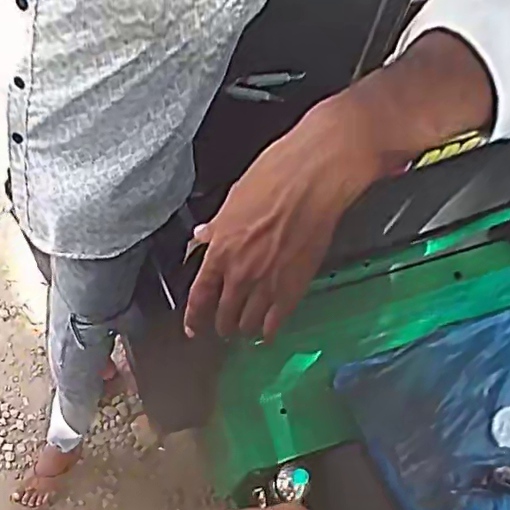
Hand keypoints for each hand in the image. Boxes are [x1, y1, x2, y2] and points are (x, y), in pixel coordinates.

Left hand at [183, 100, 383, 340]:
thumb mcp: (235, 198)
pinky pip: (274, 323)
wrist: (316, 175)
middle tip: (226, 327)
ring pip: (247, 324)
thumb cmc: (277, 176)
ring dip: (245, 329)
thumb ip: (218, 225)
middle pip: (223, 315)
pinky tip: (267, 334)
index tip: (193, 328)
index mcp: (220, 251)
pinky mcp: (292, 289)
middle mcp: (238, 274)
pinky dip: (269, 332)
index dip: (194, 317)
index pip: (199, 296)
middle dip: (223, 325)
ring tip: (246, 329)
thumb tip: (202, 234)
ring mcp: (265, 284)